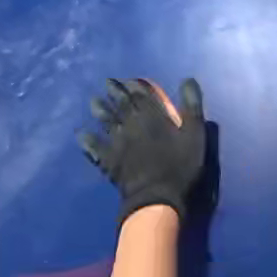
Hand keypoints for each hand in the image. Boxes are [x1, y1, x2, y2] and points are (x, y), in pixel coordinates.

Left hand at [78, 78, 207, 223]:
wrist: (157, 196)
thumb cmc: (180, 165)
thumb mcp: (195, 133)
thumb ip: (192, 105)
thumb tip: (187, 79)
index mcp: (152, 115)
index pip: (140, 94)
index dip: (133, 85)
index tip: (127, 79)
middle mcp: (131, 123)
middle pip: (120, 103)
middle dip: (114, 91)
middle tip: (107, 83)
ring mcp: (117, 141)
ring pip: (105, 120)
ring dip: (99, 109)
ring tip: (94, 101)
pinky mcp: (108, 159)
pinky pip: (94, 147)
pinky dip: (88, 140)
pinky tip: (82, 135)